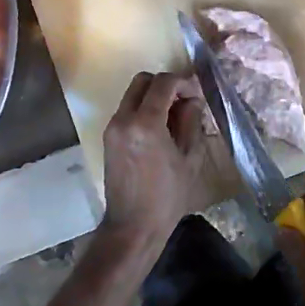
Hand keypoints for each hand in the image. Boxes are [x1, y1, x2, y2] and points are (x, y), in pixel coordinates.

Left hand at [99, 71, 207, 249]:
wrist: (133, 225)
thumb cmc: (167, 196)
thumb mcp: (189, 158)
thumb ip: (191, 122)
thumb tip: (192, 101)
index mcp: (145, 124)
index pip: (163, 83)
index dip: (183, 82)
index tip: (196, 94)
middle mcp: (123, 119)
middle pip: (142, 81)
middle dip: (165, 84)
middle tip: (184, 101)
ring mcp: (112, 128)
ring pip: (132, 94)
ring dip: (153, 96)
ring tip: (174, 116)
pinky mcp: (108, 137)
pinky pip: (127, 110)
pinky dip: (143, 109)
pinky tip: (160, 128)